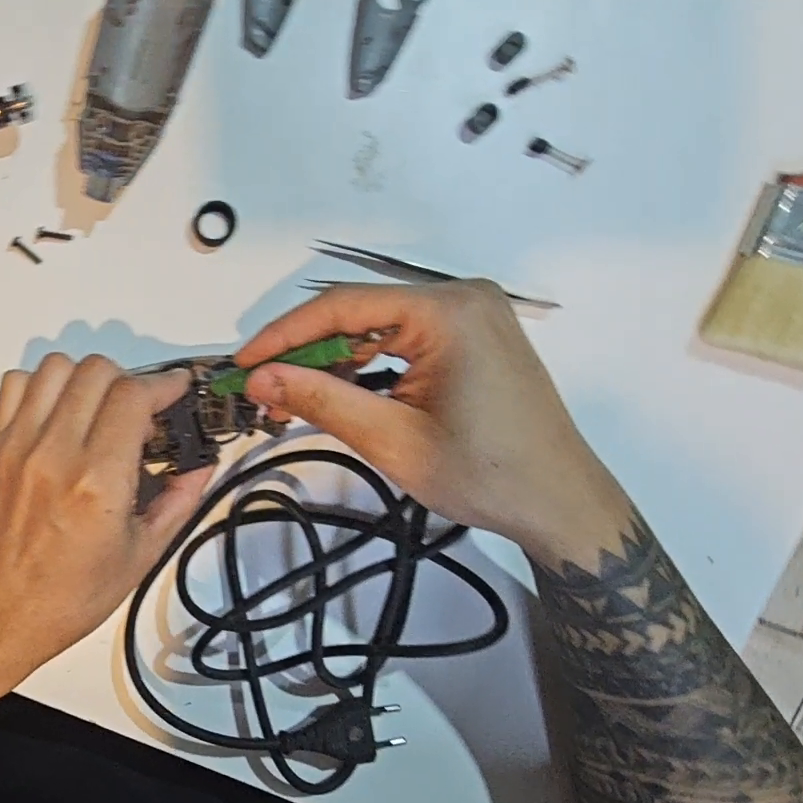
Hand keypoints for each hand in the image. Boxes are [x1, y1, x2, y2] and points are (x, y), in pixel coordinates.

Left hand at [0, 354, 214, 675]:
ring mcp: (21, 446)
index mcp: (97, 483)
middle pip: (98, 370)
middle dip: (130, 381)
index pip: (134, 395)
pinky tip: (60, 411)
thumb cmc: (66, 594)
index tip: (176, 390)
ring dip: (87, 377)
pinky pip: (16, 384)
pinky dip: (42, 384)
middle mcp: (55, 455)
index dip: (164, 384)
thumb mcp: (142, 554)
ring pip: (57, 367)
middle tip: (141, 410)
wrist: (4, 609)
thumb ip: (179, 500)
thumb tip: (203, 465)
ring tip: (100, 408)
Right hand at [237, 282, 630, 566]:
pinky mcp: (469, 338)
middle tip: (262, 392)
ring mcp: (469, 316)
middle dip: (303, 352)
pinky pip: (399, 340)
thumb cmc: (485, 474)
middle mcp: (460, 299)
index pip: (342, 307)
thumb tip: (258, 378)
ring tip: (291, 401)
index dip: (282, 336)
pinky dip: (362, 366)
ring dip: (330, 361)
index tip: (242, 366)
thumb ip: (320, 399)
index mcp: (447, 312)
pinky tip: (335, 394)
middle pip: (357, 313)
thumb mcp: (390, 438)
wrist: (559, 503)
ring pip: (375, 327)